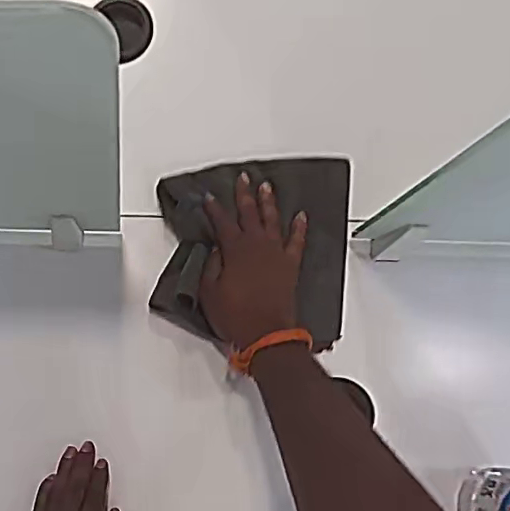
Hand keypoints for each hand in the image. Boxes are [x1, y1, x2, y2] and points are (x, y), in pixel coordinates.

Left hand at [21, 442, 126, 510]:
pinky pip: (40, 506)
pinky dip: (45, 490)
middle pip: (75, 489)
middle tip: (86, 448)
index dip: (99, 479)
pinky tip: (51, 478)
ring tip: (70, 454)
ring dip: (64, 471)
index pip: (94, 499)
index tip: (101, 463)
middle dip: (82, 466)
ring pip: (56, 493)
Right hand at [199, 172, 307, 348]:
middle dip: (244, 195)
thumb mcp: (209, 292)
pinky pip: (296, 241)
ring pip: (272, 220)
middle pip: (249, 214)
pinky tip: (300, 215)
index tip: (208, 197)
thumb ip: (211, 266)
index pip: (222, 223)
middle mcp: (257, 246)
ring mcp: (276, 253)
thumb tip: (215, 249)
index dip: (214, 209)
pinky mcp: (290, 265)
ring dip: (268, 203)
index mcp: (234, 250)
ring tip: (266, 187)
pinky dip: (299, 227)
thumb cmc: (234, 314)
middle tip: (243, 178)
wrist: (266, 332)